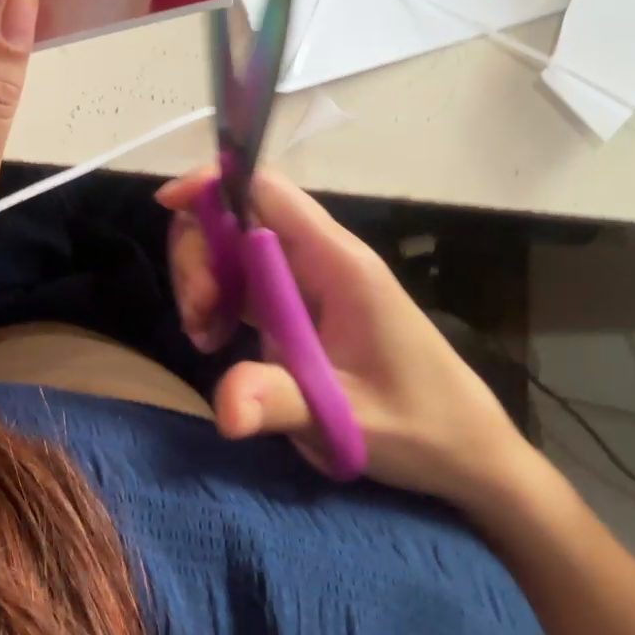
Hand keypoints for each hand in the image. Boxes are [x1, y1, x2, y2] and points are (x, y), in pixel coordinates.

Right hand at [158, 168, 535, 506]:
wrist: (465, 452)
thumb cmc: (421, 424)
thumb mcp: (348, 417)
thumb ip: (281, 402)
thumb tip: (224, 411)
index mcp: (337, 262)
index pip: (267, 190)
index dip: (215, 183)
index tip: (169, 205)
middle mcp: (317, 258)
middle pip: (236, 216)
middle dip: (199, 254)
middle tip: (197, 315)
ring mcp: (304, 279)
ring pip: (231, 247)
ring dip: (202, 281)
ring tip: (205, 337)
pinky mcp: (294, 304)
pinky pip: (240, 280)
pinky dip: (214, 302)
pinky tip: (215, 341)